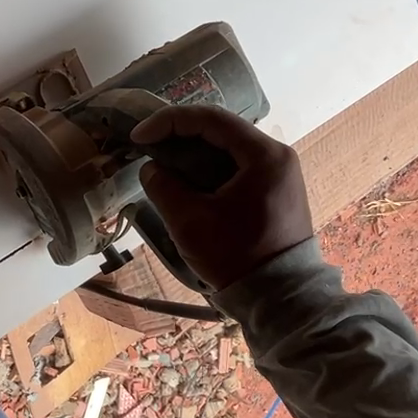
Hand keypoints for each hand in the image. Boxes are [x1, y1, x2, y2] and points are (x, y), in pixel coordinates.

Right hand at [130, 104, 311, 289]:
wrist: (280, 298)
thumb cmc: (236, 256)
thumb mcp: (189, 221)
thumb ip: (163, 187)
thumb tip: (152, 168)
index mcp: (263, 155)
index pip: (210, 119)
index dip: (168, 122)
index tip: (138, 137)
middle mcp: (275, 156)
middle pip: (219, 130)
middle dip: (178, 135)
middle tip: (146, 146)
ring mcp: (277, 174)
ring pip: (225, 149)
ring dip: (190, 153)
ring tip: (159, 163)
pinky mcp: (272, 191)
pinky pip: (233, 167)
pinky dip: (205, 168)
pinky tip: (183, 180)